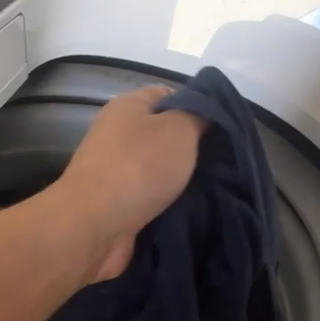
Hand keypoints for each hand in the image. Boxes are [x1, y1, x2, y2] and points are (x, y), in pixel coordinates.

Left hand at [48, 85, 206, 282]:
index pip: (168, 95)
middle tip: (225, 160)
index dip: (197, 106)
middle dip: (193, 148)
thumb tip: (203, 112)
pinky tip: (194, 209)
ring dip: (182, 179)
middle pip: (163, 134)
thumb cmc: (138, 167)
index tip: (223, 127)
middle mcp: (117, 134)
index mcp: (127, 107)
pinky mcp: (116, 203)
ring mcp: (114, 171)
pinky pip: (151, 196)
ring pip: (159, 169)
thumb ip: (196, 115)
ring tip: (216, 186)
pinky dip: (169, 203)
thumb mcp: (178, 129)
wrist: (94, 225)